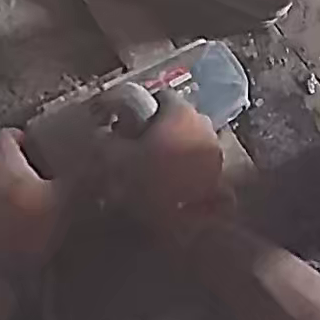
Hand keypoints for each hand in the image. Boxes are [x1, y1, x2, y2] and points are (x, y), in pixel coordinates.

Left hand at [0, 128, 68, 276]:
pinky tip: (12, 216)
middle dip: (16, 160)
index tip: (43, 152)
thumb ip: (81, 173)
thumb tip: (99, 155)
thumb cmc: (30, 228)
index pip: (8, 133)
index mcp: (0, 159)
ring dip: (4, 181)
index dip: (26, 138)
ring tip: (27, 195)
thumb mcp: (65, 199)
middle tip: (41, 173)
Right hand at [103, 91, 232, 245]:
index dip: (142, 106)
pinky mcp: (221, 169)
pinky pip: (201, 159)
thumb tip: (98, 132)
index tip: (129, 121)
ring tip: (156, 166)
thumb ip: (105, 141)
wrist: (189, 224)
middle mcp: (203, 122)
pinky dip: (189, 165)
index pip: (161, 95)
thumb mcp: (117, 160)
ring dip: (175, 146)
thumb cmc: (151, 182)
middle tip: (140, 145)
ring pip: (191, 137)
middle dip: (160, 127)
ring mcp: (216, 147)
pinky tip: (174, 182)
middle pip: (178, 116)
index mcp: (180, 112)